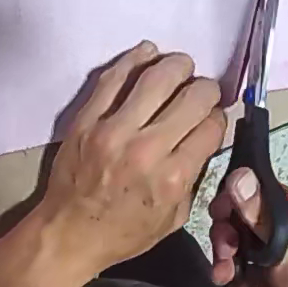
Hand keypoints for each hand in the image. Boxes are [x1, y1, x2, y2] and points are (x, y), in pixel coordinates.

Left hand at [23, 41, 225, 281]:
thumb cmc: (124, 232)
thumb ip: (193, 177)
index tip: (212, 117)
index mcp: (172, 177)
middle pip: (193, 96)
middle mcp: (147, 149)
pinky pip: (114, 77)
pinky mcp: (87, 120)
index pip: (211, 126)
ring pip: (157, 77)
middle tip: (202, 91)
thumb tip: (205, 137)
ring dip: (178, 65)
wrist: (69, 233)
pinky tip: (148, 52)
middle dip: (206, 89)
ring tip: (182, 66)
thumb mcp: (174, 218)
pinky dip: (135, 58)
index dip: (218, 117)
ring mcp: (113, 131)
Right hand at [209, 170, 287, 286]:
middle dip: (227, 241)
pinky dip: (236, 284)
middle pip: (241, 219)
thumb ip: (261, 213)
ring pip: (236, 245)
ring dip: (228, 265)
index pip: (257, 191)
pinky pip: (239, 269)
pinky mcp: (266, 275)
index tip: (218, 219)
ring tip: (229, 284)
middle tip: (224, 260)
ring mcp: (277, 252)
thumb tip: (239, 174)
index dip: (233, 203)